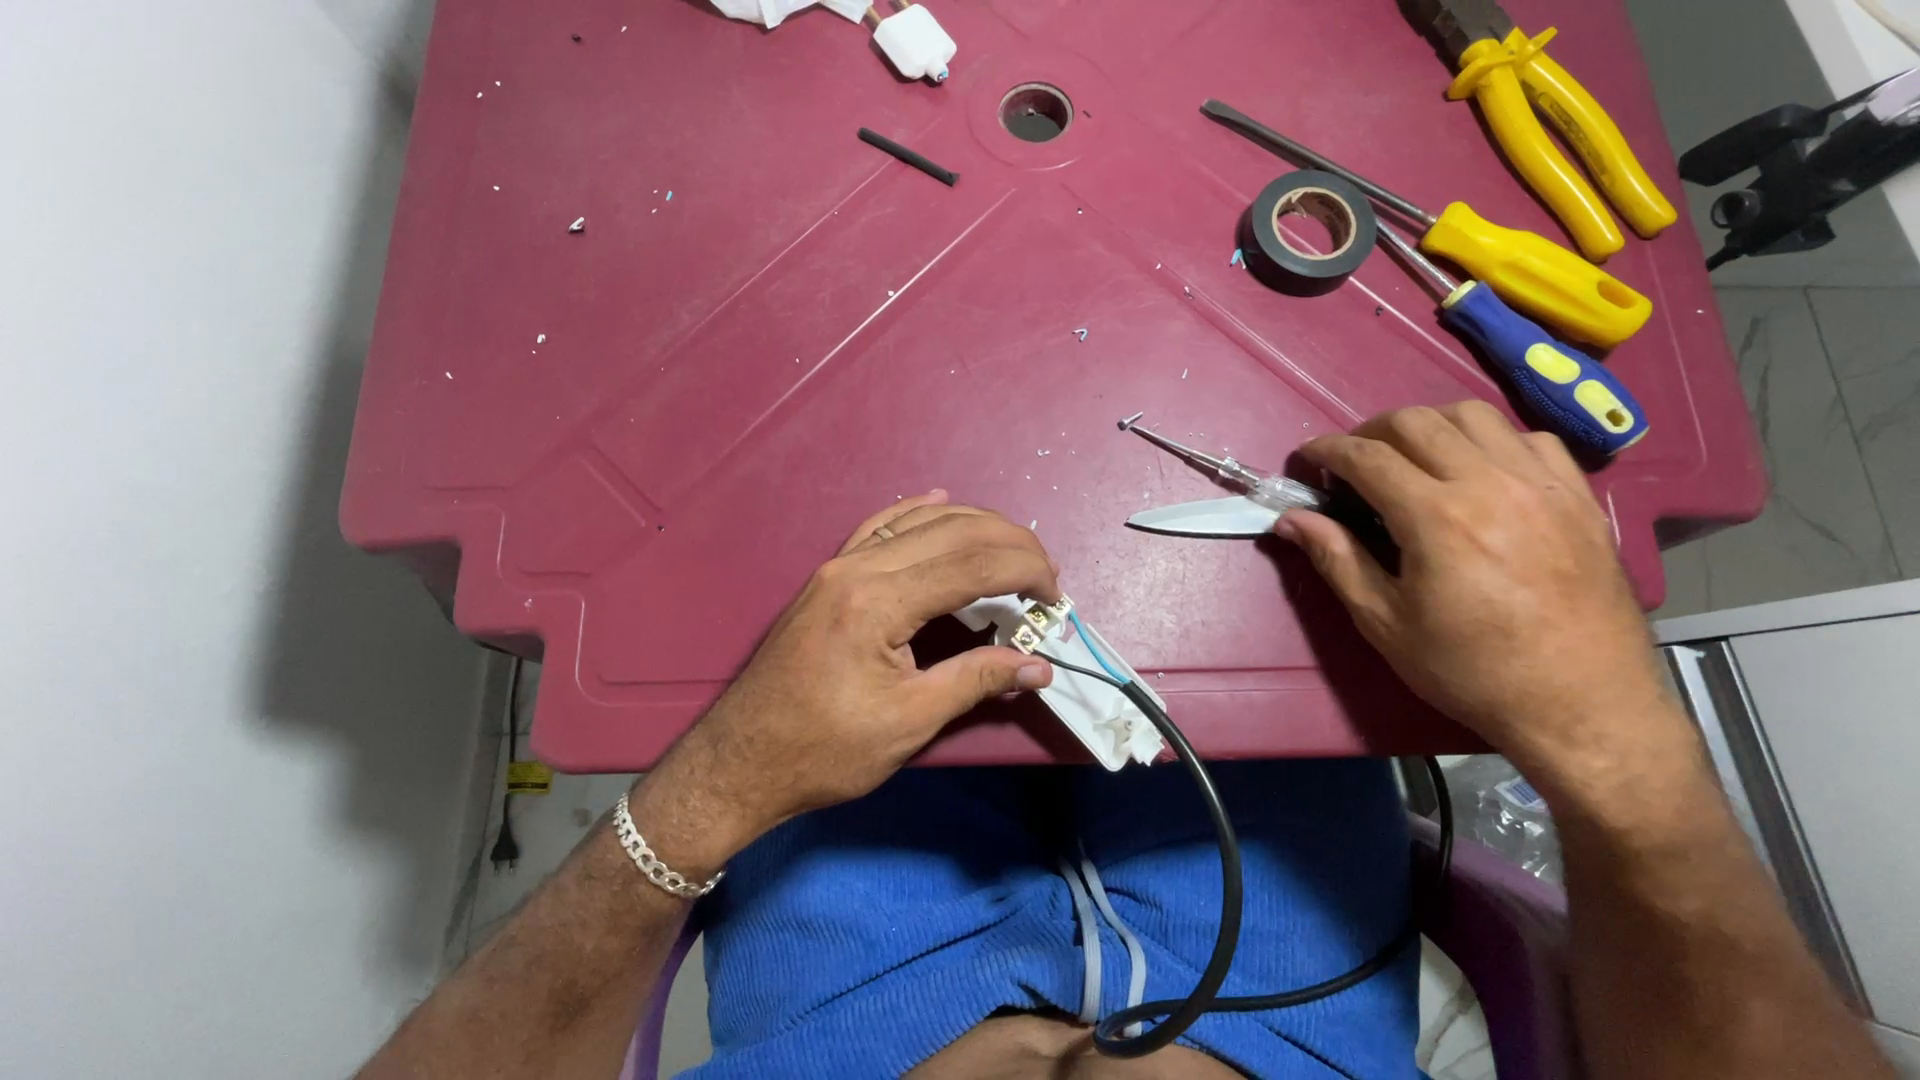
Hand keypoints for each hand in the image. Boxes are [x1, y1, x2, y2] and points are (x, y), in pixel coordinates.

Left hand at [638, 491, 1060, 869]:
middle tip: (1047, 576)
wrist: (740, 762)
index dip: (1025, 573)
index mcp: (878, 601)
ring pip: (917, 521)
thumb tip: (1040, 666)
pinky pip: (879, 528)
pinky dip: (917, 514)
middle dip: (1010, 545)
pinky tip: (938, 503)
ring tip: (1014, 549)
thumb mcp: (909, 721)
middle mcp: (857, 567)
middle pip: (951, 531)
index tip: (1057, 599)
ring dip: (972, 527)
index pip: (971, 563)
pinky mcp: (828, 578)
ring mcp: (837, 567)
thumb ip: (976, 680)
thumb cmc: (823, 751)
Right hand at [1275, 402, 1671, 779]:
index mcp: (1437, 518)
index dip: (1328, 450)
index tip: (1307, 456)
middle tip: (1352, 460)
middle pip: (1417, 421)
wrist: (1581, 705)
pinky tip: (1478, 470)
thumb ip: (1337, 560)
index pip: (1368, 457)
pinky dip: (1490, 440)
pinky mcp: (1579, 497)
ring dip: (1429, 424)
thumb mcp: (1386, 623)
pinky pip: (1529, 438)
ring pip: (1474, 416)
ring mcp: (1542, 485)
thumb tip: (1291, 518)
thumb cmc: (1471, 671)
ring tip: (1410, 456)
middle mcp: (1491, 484)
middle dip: (1371, 430)